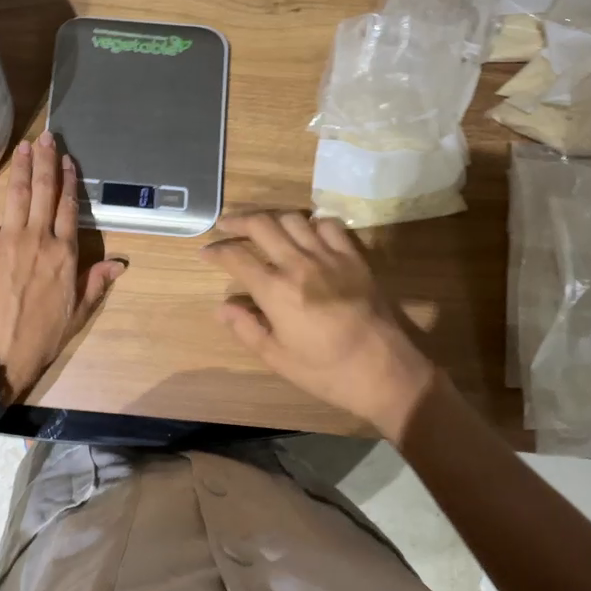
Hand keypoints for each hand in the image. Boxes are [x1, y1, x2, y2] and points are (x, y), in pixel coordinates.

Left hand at [0, 133, 126, 396]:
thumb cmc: (40, 337)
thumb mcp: (78, 313)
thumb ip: (96, 283)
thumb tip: (120, 263)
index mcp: (65, 254)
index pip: (69, 208)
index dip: (69, 182)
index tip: (68, 161)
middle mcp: (40, 238)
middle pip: (45, 191)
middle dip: (46, 162)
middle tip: (47, 137)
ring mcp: (9, 239)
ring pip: (18, 193)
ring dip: (21, 165)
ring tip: (25, 144)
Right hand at [201, 211, 438, 437]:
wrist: (386, 371)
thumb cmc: (327, 372)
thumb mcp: (278, 359)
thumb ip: (246, 329)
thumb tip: (221, 308)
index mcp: (275, 291)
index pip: (236, 257)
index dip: (216, 251)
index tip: (205, 252)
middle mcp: (298, 264)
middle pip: (261, 225)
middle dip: (237, 221)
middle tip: (225, 225)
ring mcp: (329, 257)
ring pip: (293, 218)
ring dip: (271, 218)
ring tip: (261, 226)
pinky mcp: (354, 258)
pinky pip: (329, 225)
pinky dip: (312, 223)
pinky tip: (306, 233)